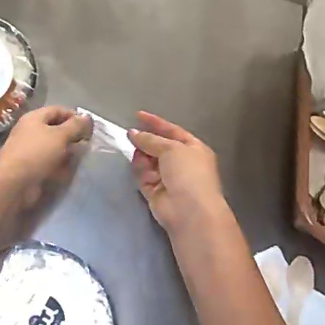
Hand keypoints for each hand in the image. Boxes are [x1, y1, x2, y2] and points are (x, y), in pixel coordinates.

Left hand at [0, 105, 89, 207]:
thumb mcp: (60, 135)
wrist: (14, 183)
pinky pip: (49, 162)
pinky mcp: (31, 167)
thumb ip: (76, 126)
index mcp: (34, 118)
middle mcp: (30, 132)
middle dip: (72, 136)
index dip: (74, 116)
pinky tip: (69, 170)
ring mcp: (30, 151)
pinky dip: (60, 165)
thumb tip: (87, 117)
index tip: (89, 127)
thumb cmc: (37, 153)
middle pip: (56, 129)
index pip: (58, 110)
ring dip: (67, 152)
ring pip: (54, 147)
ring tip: (80, 158)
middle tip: (86, 143)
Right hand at [129, 111, 228, 234]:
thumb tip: (133, 133)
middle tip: (131, 136)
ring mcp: (168, 178)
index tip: (137, 115)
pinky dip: (141, 173)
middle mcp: (181, 162)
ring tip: (141, 158)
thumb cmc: (188, 173)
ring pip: (148, 161)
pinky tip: (142, 171)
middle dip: (146, 142)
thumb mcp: (171, 148)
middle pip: (158, 147)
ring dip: (143, 158)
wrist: (189, 209)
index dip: (155, 123)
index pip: (172, 131)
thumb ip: (151, 139)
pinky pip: (143, 177)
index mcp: (193, 148)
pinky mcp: (155, 192)